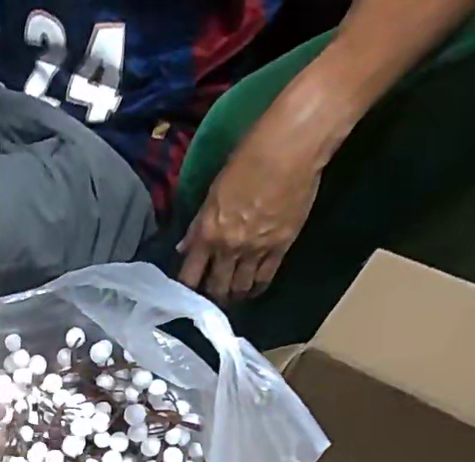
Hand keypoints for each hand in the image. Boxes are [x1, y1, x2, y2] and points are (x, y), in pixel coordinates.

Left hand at [176, 119, 330, 304]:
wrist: (291, 148)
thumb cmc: (248, 158)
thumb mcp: (214, 191)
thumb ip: (198, 224)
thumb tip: (183, 248)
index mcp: (208, 233)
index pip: (189, 275)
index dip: (186, 289)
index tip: (186, 296)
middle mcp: (228, 248)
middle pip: (216, 287)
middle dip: (212, 296)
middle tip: (212, 299)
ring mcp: (255, 251)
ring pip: (240, 288)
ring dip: (234, 296)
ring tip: (232, 297)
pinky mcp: (281, 248)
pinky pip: (265, 278)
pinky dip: (257, 288)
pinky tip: (253, 290)